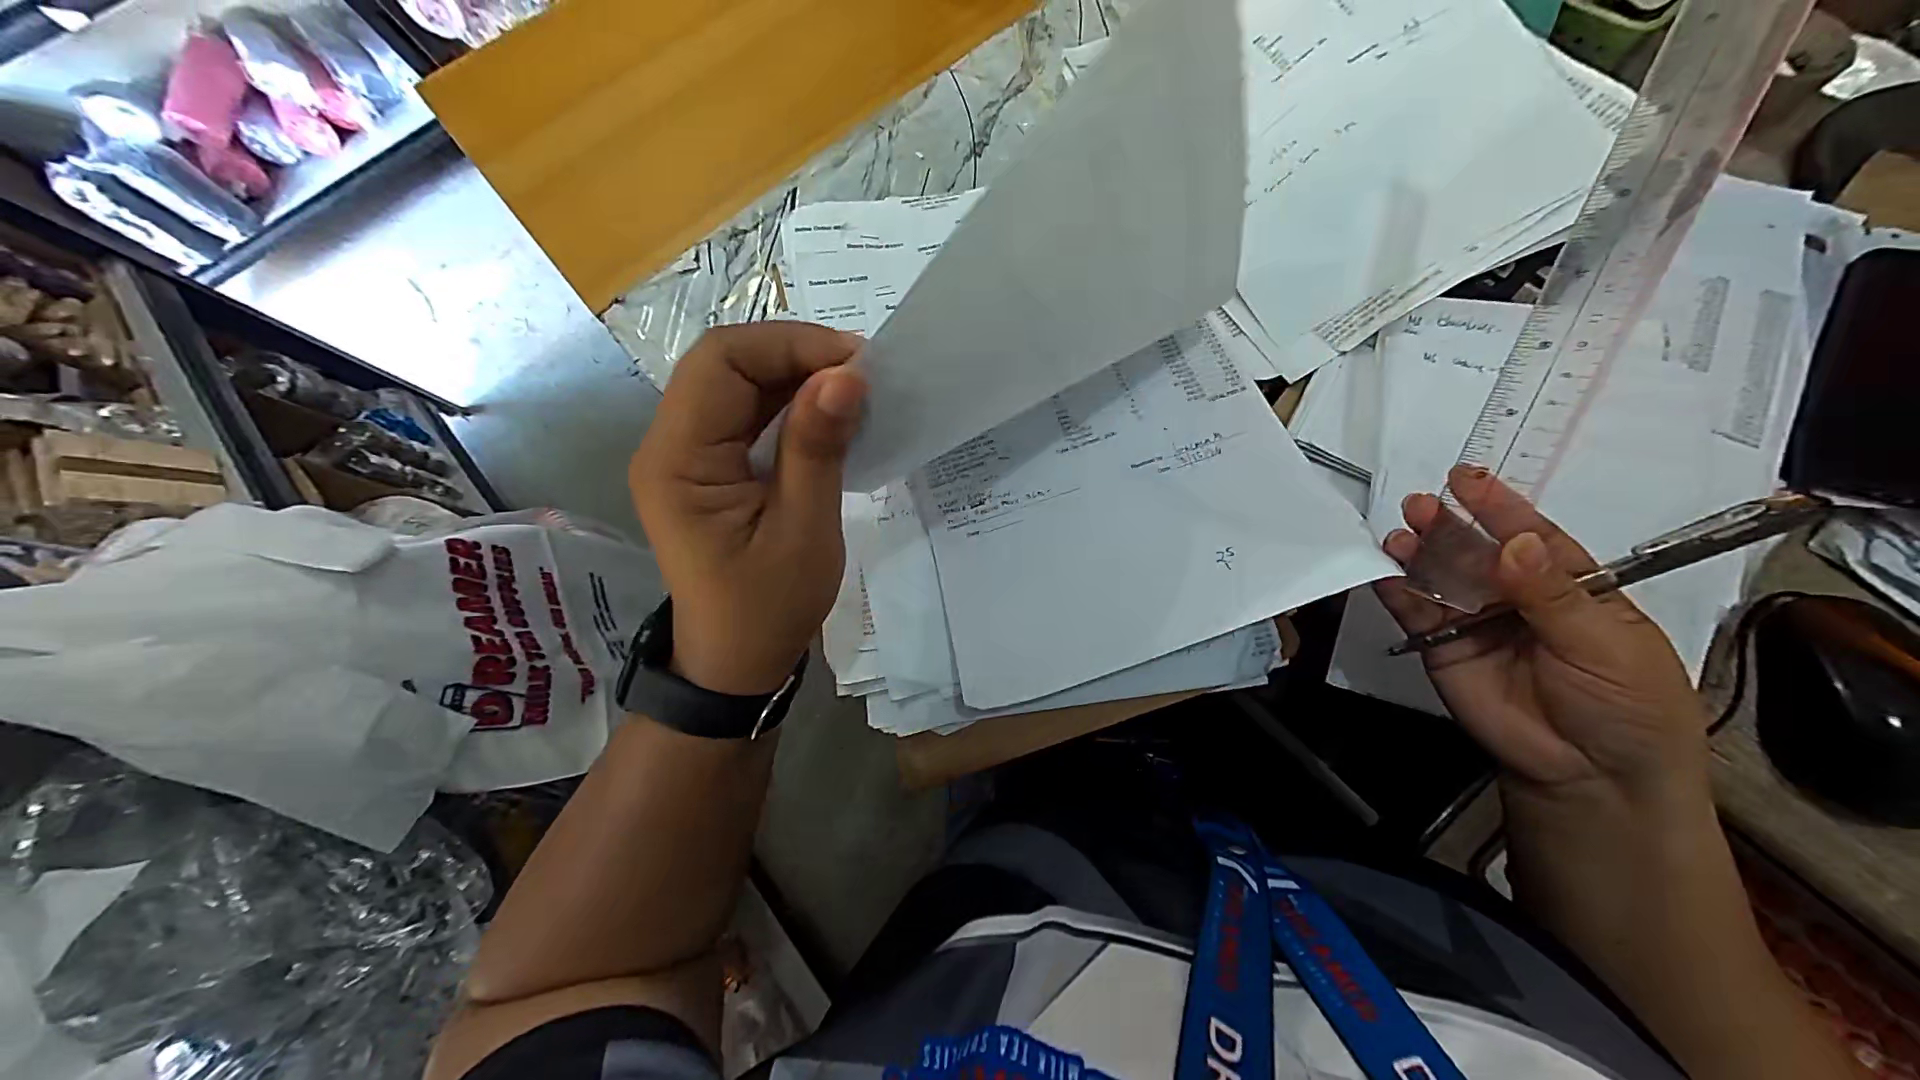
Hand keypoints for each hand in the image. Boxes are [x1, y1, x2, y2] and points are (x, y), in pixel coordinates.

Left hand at [629, 323, 866, 695]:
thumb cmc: (769, 608)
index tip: (856, 363)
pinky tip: (828, 413)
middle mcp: (668, 446)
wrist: (736, 661)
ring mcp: (686, 455)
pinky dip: (789, 404)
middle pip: (724, 364)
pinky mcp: (707, 468)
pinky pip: (745, 414)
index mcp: (678, 461)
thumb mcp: (804, 531)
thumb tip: (847, 374)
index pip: (721, 362)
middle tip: (862, 375)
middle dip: (795, 356)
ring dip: (795, 377)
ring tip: (854, 390)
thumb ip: (817, 448)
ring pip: (737, 383)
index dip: (788, 346)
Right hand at [1373, 466, 1710, 804]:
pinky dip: (1397, 591)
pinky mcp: (1441, 648)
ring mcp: (1475, 622)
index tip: (1468, 479)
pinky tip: (1385, 571)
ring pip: (1440, 576)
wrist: (1589, 776)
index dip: (1500, 508)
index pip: (1532, 537)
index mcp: (1570, 587)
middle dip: (1449, 526)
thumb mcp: (1606, 643)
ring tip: (1401, 535)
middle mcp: (1516, 597)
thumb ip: (1552, 595)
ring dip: (1418, 553)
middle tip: (1423, 505)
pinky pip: (1415, 614)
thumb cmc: (1628, 707)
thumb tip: (1515, 544)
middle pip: (1476, 551)